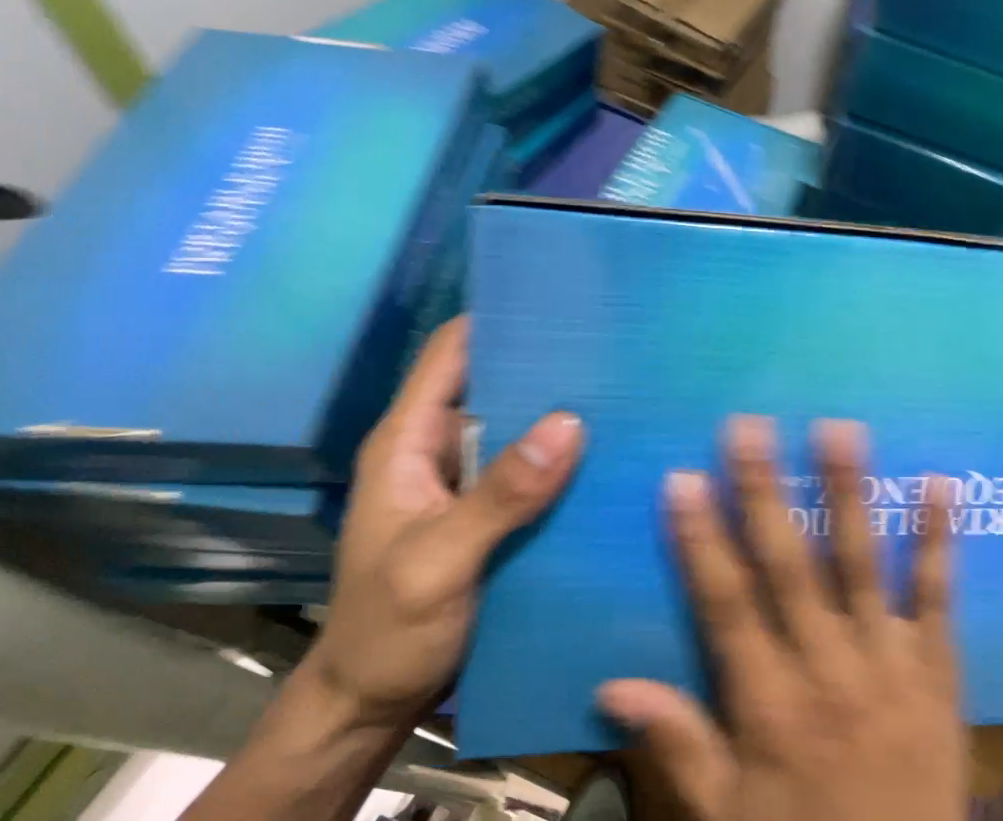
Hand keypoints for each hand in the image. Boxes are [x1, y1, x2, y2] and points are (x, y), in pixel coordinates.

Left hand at [305, 317, 585, 727]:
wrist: (372, 704)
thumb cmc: (388, 630)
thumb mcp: (438, 563)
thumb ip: (498, 496)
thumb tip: (570, 423)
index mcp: (407, 442)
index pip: (451, 352)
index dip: (498, 318)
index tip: (563, 300)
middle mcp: (437, 450)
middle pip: (494, 383)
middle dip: (548, 364)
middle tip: (619, 347)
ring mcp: (466, 484)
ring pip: (519, 428)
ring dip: (562, 413)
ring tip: (630, 391)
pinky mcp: (490, 516)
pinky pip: (532, 471)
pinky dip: (566, 459)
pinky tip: (613, 457)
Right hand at [597, 417, 967, 820]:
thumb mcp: (726, 814)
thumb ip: (679, 743)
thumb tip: (612, 688)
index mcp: (769, 702)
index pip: (726, 604)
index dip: (701, 540)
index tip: (683, 478)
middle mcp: (827, 668)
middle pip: (789, 567)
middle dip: (765, 493)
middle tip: (750, 425)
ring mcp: (889, 662)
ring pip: (862, 565)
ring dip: (849, 494)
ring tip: (840, 430)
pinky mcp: (939, 669)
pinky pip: (938, 597)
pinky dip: (939, 539)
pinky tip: (939, 483)